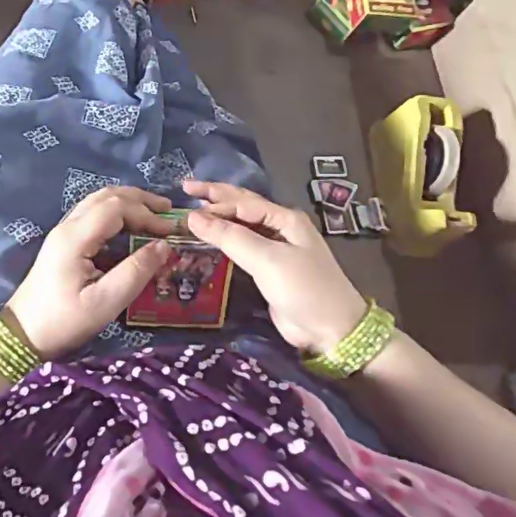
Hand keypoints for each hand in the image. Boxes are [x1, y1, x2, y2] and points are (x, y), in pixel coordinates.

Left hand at [3, 187, 176, 358]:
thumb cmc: (64, 321)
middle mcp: (68, 227)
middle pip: (107, 196)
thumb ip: (136, 271)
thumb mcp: (105, 302)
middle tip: (169, 211)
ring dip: (128, 203)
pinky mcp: (63, 243)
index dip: (147, 214)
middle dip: (140, 200)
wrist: (23, 334)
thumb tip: (163, 246)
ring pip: (98, 202)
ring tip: (155, 214)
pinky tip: (131, 228)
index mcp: (75, 237)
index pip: (117, 207)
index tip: (170, 231)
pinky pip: (93, 215)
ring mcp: (63, 233)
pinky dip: (117, 214)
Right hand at [181, 179, 368, 353]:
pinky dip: (224, 239)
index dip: (213, 203)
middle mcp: (280, 227)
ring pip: (241, 225)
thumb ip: (230, 237)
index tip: (184, 208)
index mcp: (285, 218)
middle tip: (185, 187)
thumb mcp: (267, 259)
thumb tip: (193, 217)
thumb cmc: (304, 288)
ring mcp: (276, 248)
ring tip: (192, 209)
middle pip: (242, 205)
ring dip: (218, 217)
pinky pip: (242, 246)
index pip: (242, 203)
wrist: (331, 329)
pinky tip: (210, 238)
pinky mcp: (269, 269)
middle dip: (215, 196)